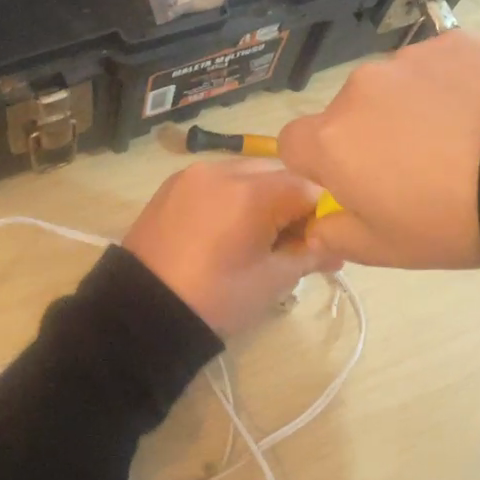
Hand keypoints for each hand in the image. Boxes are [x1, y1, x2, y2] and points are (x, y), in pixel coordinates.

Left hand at [123, 160, 342, 336]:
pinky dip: (232, 196)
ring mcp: (194, 173)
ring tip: (256, 237)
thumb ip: (310, 255)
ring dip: (262, 197)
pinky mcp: (173, 184)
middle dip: (291, 202)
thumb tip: (337, 246)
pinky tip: (227, 229)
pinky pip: (217, 179)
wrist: (141, 309)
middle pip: (277, 173)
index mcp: (251, 191)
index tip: (317, 243)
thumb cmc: (214, 298)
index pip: (308, 186)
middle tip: (289, 243)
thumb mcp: (271, 282)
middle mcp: (223, 169)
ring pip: (247, 173)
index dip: (320, 213)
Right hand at [279, 30, 479, 268]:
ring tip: (460, 140)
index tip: (351, 184)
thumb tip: (314, 228)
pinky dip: (447, 88)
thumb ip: (337, 236)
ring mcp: (406, 60)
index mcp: (333, 141)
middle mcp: (358, 90)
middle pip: (345, 114)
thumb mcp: (390, 249)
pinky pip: (434, 68)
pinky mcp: (451, 40)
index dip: (315, 165)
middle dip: (368, 138)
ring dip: (408, 111)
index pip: (291, 143)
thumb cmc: (456, 219)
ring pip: (391, 89)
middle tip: (417, 170)